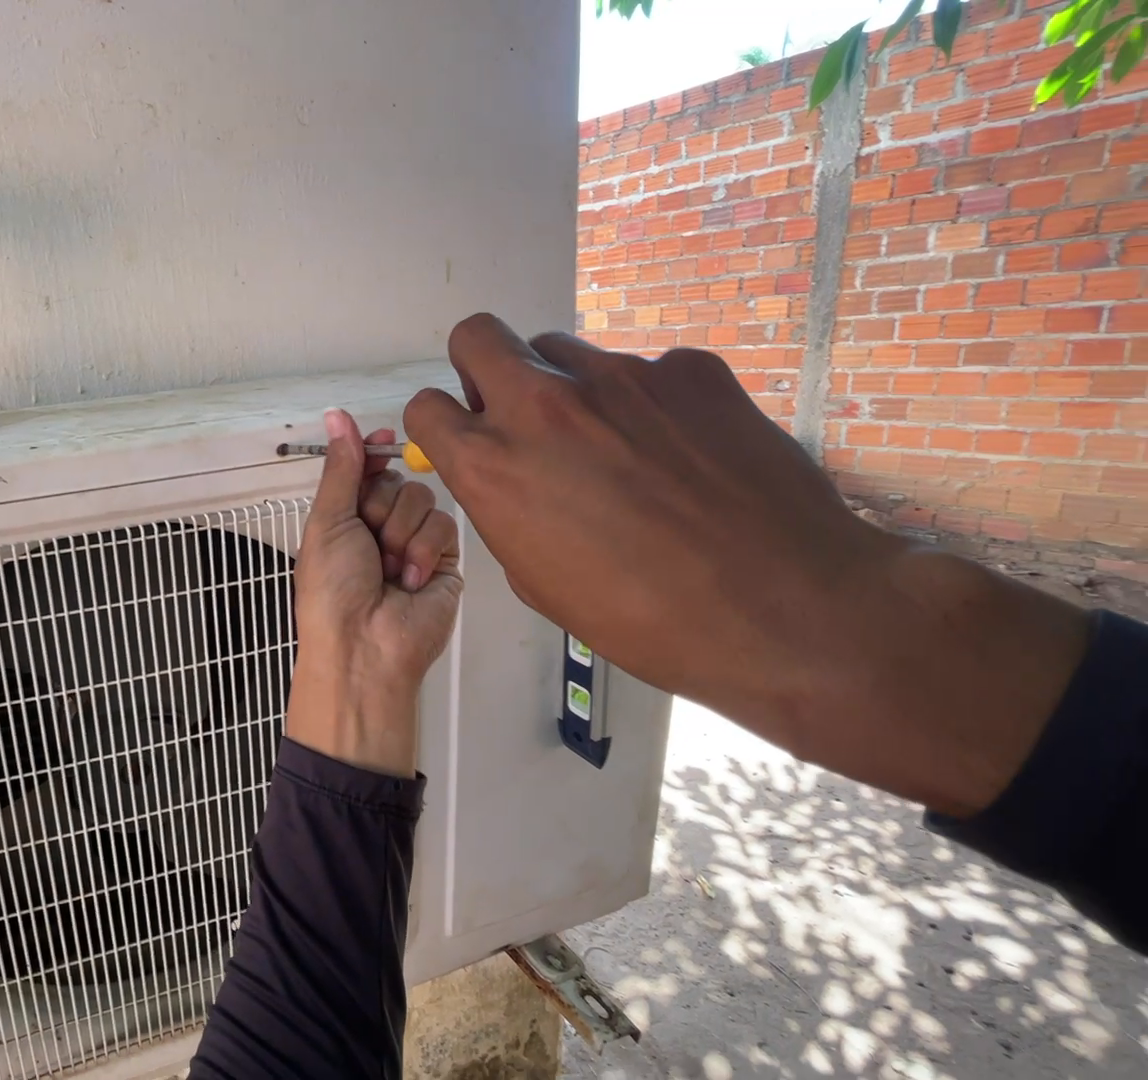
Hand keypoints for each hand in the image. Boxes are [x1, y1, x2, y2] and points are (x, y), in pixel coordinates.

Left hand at [286, 409, 462, 777]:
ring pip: (423, 499)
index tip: (382, 443)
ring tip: (389, 569)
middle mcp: (380, 525)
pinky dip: (424, 550)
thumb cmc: (333, 587)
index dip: (374, 453)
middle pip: (397, 480)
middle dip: (381, 506)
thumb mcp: (326, 523)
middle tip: (369, 540)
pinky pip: (445, 526)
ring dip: (401, 532)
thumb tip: (336, 416)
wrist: (364, 646)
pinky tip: (410, 580)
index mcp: (345, 516)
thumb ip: (341, 468)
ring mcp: (414, 542)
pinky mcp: (445, 559)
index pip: (367, 469)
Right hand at [404, 314, 1087, 815]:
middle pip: (476, 335)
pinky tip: (680, 449)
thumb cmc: (641, 618)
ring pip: (561, 349)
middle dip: (479, 366)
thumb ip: (504, 508)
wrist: (783, 608)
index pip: (425, 406)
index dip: (440, 424)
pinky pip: (643, 370)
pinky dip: (644, 401)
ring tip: (612, 441)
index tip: (464, 440)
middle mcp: (542, 405)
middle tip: (514, 410)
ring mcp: (620, 376)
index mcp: (492, 466)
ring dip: (565, 386)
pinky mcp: (690, 368)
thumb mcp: (536, 578)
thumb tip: (508, 476)